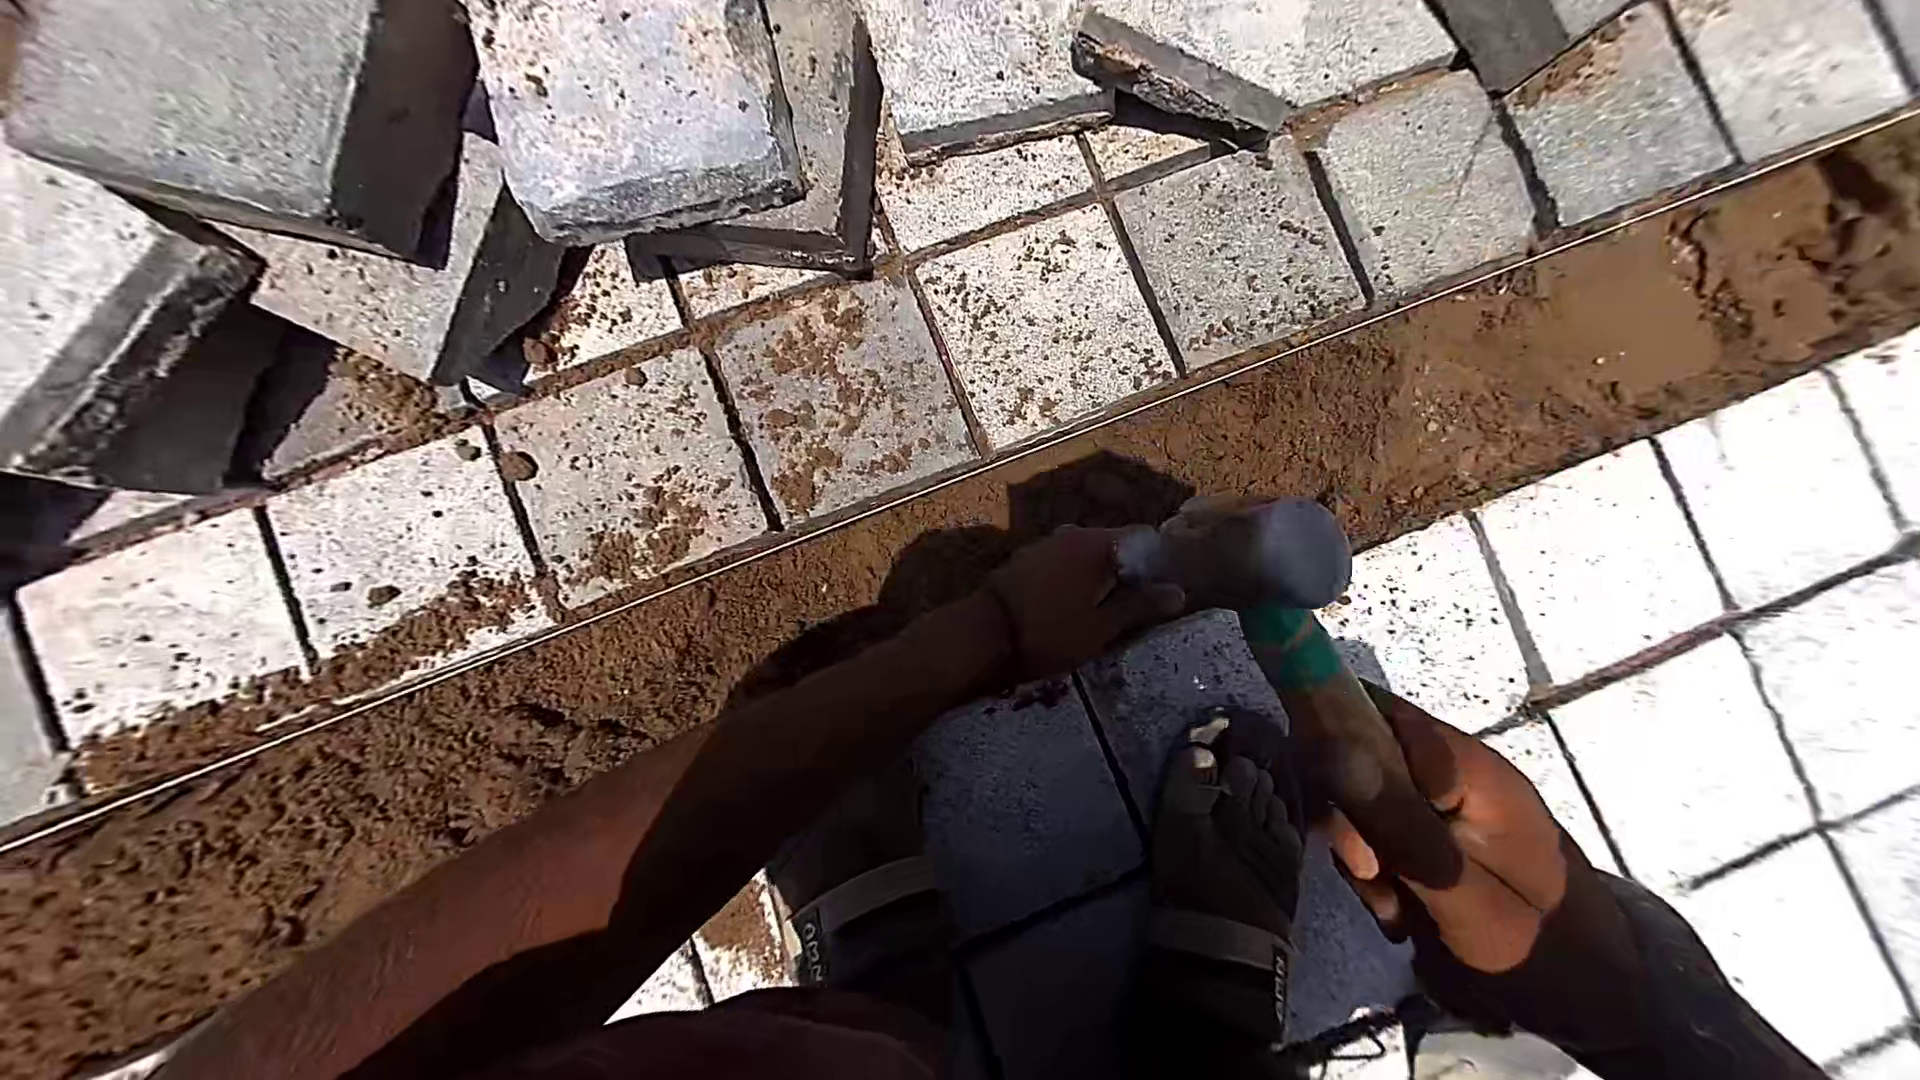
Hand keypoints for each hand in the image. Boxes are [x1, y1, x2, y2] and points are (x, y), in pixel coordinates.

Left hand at [986, 526, 1186, 677]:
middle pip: (1112, 544)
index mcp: (1096, 544)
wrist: (981, 635)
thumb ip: (1139, 606)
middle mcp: (1071, 534)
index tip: (1160, 587)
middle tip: (1135, 604)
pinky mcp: (1025, 558)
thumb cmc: (1048, 632)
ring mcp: (1044, 544)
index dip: (1155, 560)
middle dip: (1126, 569)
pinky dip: (1072, 576)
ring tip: (1103, 608)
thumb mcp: (1100, 627)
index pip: (1141, 536)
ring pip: (1084, 553)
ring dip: (1097, 574)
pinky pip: (1061, 561)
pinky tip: (1071, 603)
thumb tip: (1178, 592)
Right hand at [1326, 685, 1647, 1048]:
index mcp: (1468, 767)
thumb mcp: (1466, 897)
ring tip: (1393, 901)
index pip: (1374, 712)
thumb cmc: (1543, 949)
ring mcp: (1436, 796)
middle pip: (1355, 754)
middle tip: (1373, 876)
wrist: (1601, 1002)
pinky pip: (1369, 823)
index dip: (1337, 747)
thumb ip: (1399, 823)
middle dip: (1349, 819)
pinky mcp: (1425, 823)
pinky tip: (1396, 901)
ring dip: (1358, 849)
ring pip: (1354, 796)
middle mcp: (1447, 768)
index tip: (1341, 818)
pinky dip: (1369, 862)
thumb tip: (1331, 746)